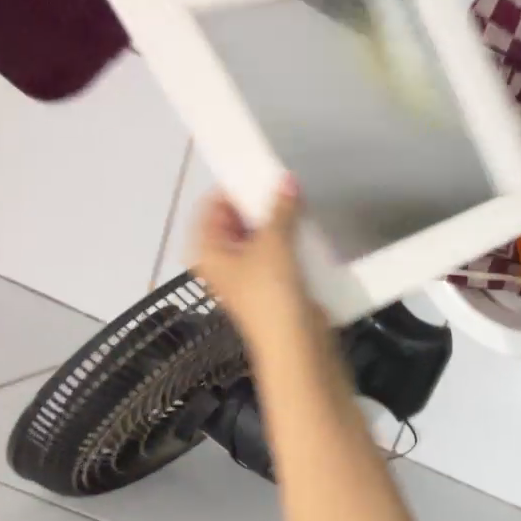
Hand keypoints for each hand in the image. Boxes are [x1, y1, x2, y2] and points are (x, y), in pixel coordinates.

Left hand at [194, 175, 312, 335]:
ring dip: (283, 227)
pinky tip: (313, 237)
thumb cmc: (271, 295)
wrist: (296, 346)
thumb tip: (287, 180)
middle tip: (291, 189)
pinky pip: (282, 259)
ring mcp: (251, 277)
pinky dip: (294, 248)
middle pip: (239, 223)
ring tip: (305, 209)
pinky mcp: (277, 290)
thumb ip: (280, 211)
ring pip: (264, 242)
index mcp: (207, 249)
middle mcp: (223, 262)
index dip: (238, 189)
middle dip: (264, 208)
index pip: (213, 206)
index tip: (267, 174)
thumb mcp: (273, 245)